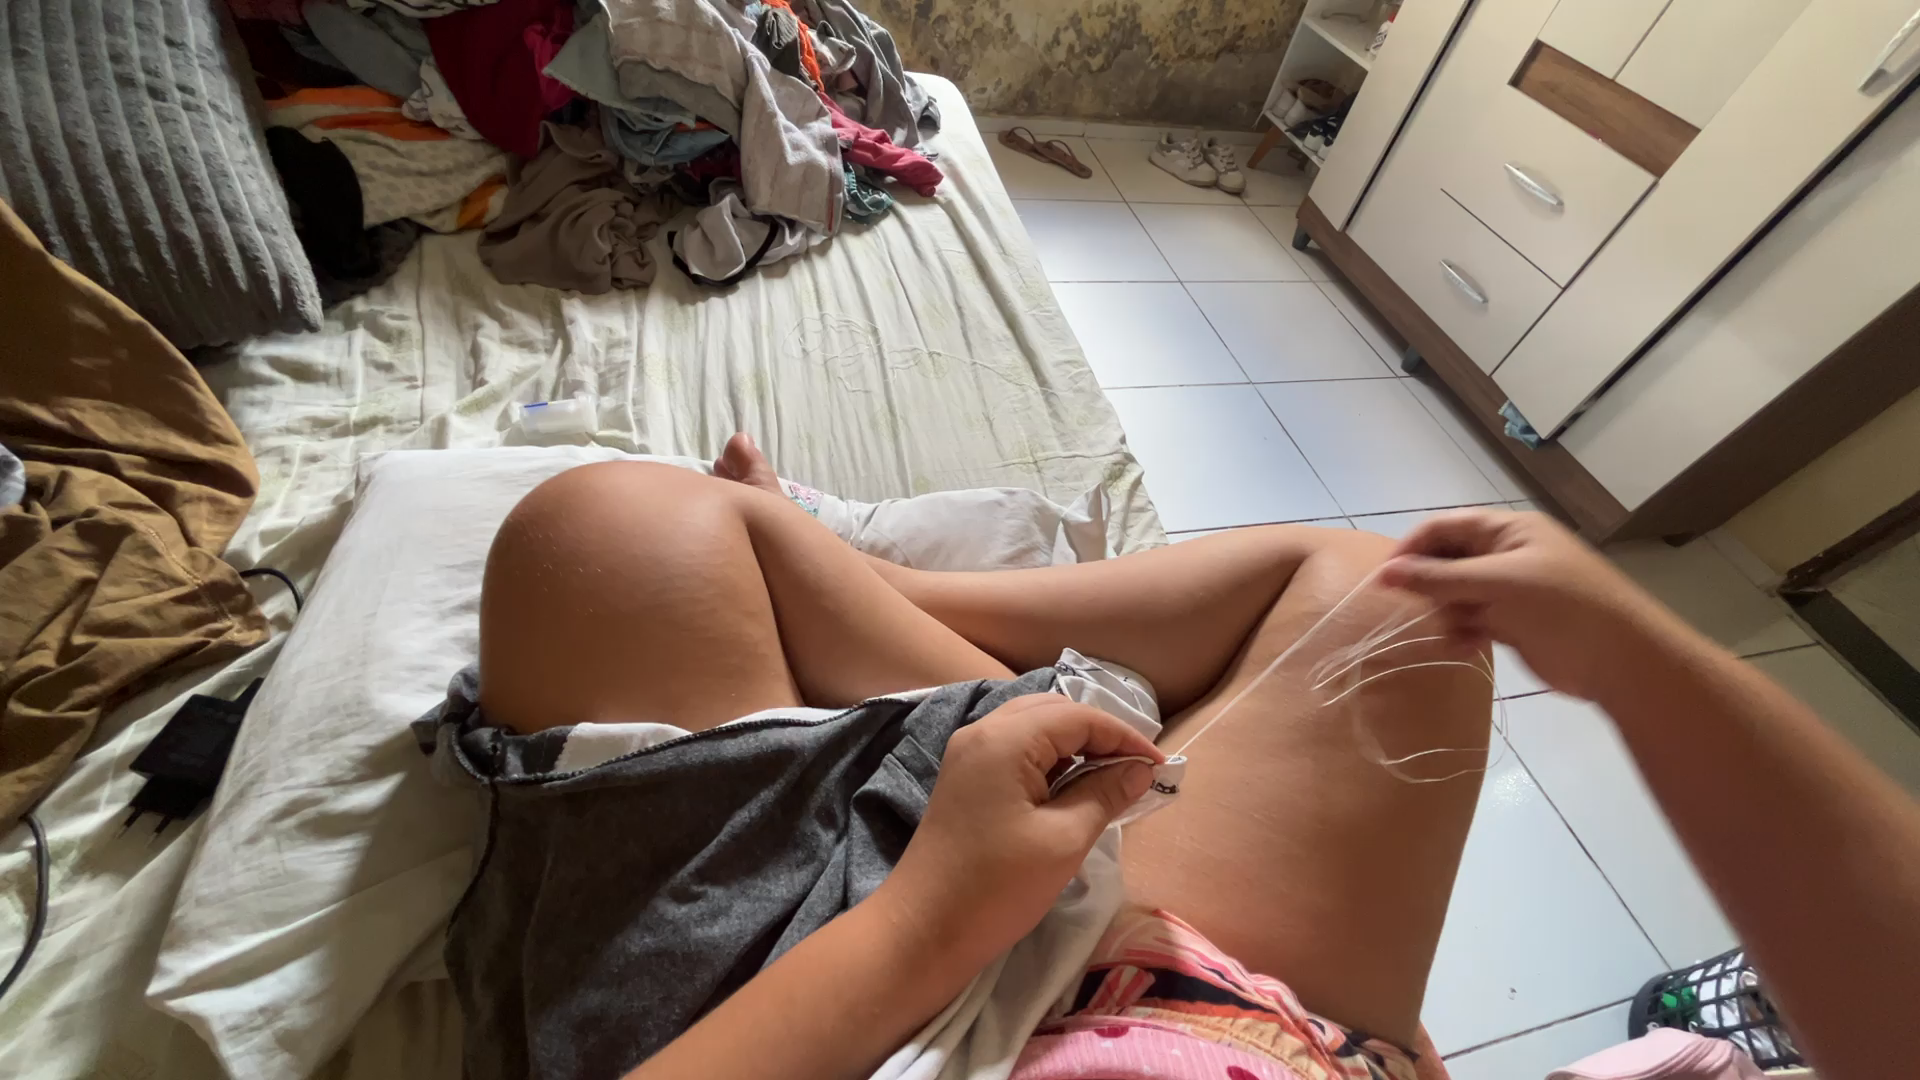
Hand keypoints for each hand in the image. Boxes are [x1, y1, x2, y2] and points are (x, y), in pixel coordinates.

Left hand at [874, 694, 1162, 976]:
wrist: (923, 929)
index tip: (1159, 766)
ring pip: (1033, 726)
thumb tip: (1139, 770)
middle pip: (1053, 711)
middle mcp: (983, 731)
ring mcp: (969, 751)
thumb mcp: (1063, 841)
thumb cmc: (997, 887)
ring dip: (1073, 744)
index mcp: (1005, 739)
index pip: (1077, 716)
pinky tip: (1070, 785)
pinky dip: (1048, 758)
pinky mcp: (965, 775)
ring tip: (1109, 777)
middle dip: (1098, 734)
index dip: (1123, 736)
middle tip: (1135, 769)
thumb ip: (1104, 794)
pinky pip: (1015, 748)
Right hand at [1376, 508, 1686, 702]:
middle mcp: (1505, 554)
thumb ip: (1437, 578)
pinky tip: (1463, 647)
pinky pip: (1468, 619)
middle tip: (1414, 607)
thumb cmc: (1564, 609)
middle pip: (1444, 560)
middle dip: (1427, 584)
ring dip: (1444, 612)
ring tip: (1451, 631)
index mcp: (1508, 531)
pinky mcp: (1510, 621)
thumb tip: (1382, 573)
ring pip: (1452, 593)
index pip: (1443, 527)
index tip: (1384, 577)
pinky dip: (1459, 631)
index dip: (1411, 548)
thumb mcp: (1497, 585)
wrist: (1626, 665)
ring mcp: (1508, 589)